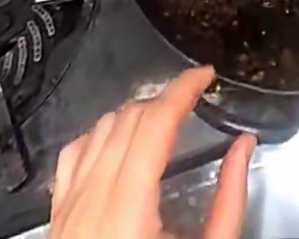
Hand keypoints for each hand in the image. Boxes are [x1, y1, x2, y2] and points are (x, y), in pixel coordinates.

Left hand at [50, 66, 255, 238]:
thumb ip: (229, 200)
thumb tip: (245, 143)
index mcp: (128, 212)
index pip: (155, 123)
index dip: (183, 88)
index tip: (207, 75)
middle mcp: (90, 203)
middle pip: (128, 119)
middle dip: (165, 97)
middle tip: (195, 99)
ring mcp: (65, 214)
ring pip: (99, 130)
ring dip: (135, 113)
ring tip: (165, 118)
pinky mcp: (54, 224)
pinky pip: (71, 157)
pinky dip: (99, 136)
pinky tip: (121, 143)